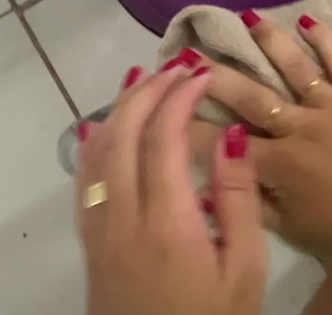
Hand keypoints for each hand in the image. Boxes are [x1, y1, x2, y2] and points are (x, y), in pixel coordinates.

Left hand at [77, 63, 266, 314]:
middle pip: (121, 138)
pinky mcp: (91, 249)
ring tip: (142, 78)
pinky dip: (94, 144)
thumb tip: (232, 134)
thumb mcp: (246, 268)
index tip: (203, 72)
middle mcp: (122, 222)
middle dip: (147, 92)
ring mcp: (99, 236)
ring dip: (118, 109)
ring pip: (96, 156)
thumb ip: (239, 199)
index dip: (180, 98)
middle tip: (177, 64)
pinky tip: (104, 126)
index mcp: (166, 223)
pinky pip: (85, 183)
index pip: (163, 140)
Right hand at [206, 14, 331, 264]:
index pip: (224, 142)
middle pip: (252, 96)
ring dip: (270, 42)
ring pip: (295, 67)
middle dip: (218, 75)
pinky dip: (325, 38)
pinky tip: (308, 19)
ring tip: (248, 18)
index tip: (168, 104)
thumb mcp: (290, 228)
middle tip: (192, 52)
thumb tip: (215, 181)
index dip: (190, 124)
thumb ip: (252, 201)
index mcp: (279, 164)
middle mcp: (300, 127)